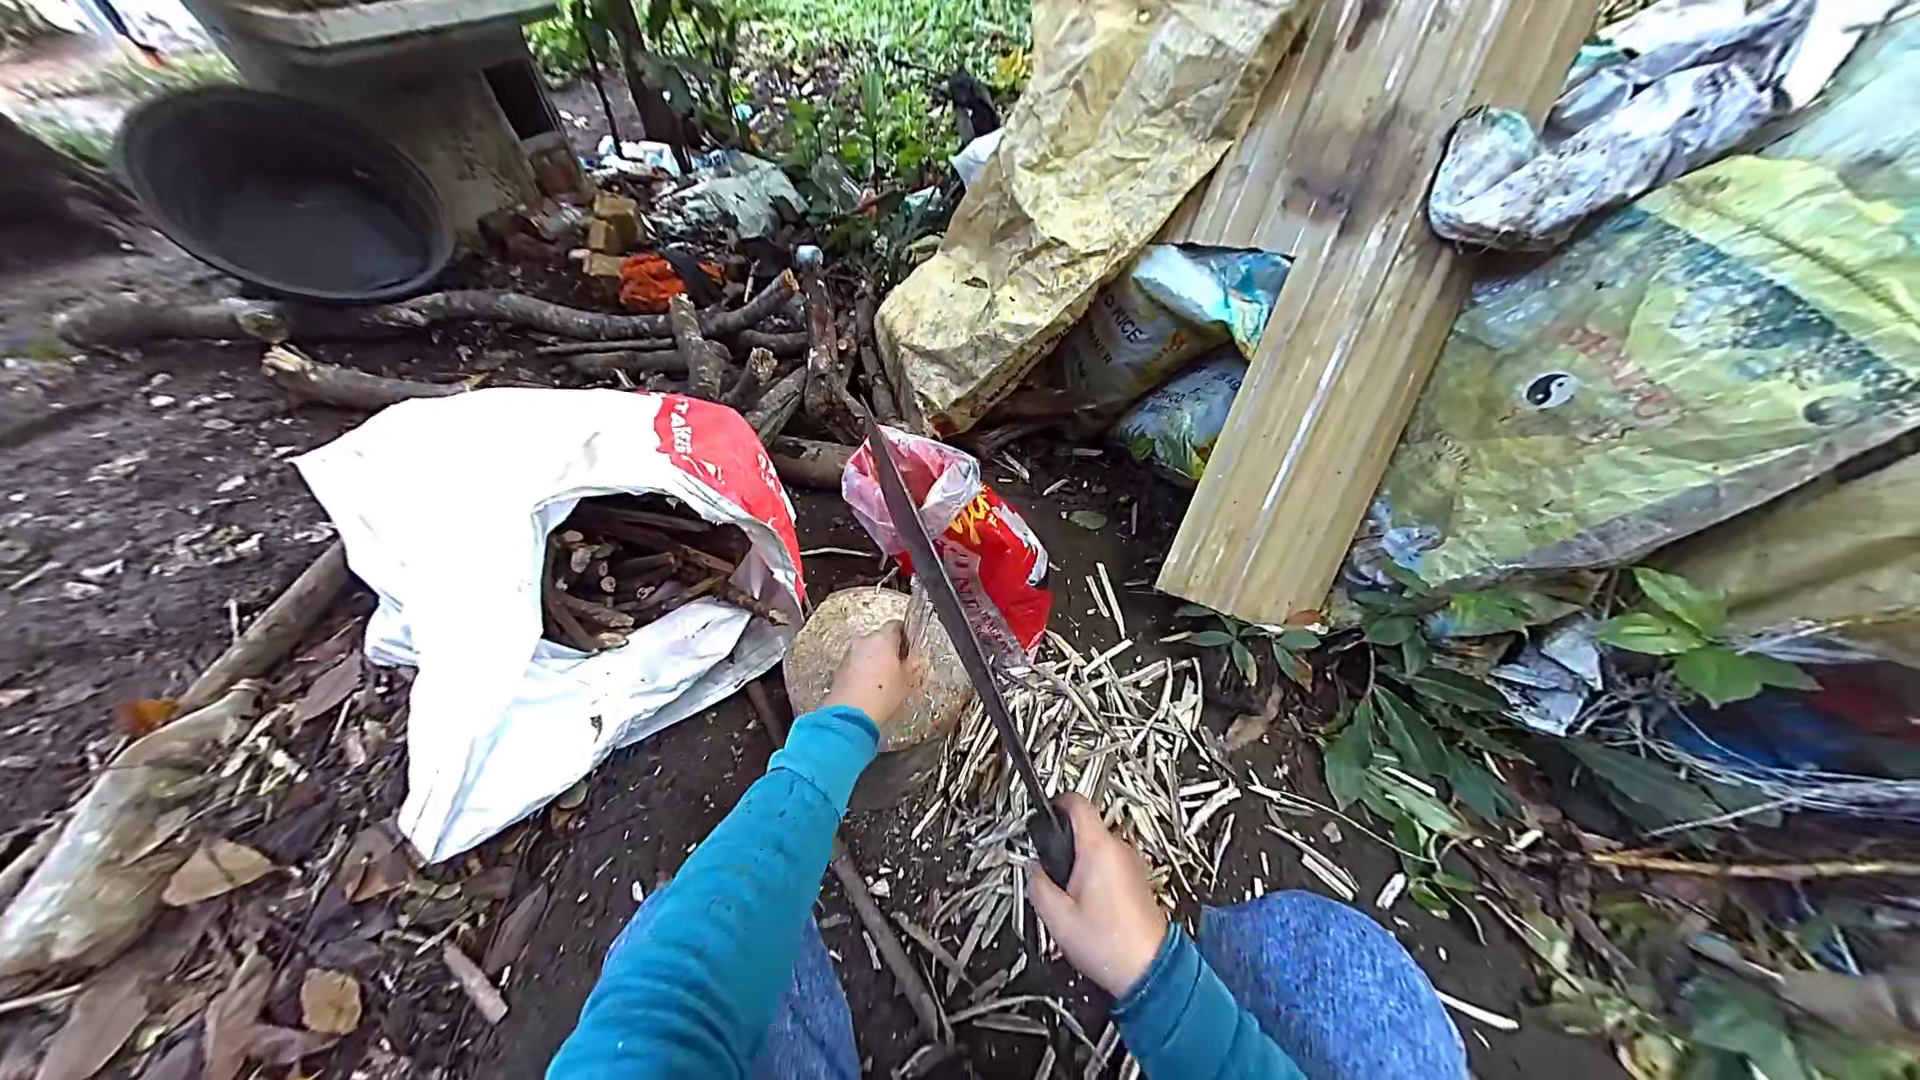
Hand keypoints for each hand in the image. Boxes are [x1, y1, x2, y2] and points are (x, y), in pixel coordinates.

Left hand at [821, 620, 913, 726]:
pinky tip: (868, 686)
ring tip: (882, 680)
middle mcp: (865, 641)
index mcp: (883, 638)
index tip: (908, 650)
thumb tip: (911, 661)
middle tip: (897, 667)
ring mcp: (850, 653)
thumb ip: (909, 666)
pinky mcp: (840, 666)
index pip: (896, 626)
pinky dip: (862, 669)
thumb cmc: (882, 694)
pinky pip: (856, 662)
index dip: (904, 636)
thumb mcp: (905, 680)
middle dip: (888, 649)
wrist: (851, 713)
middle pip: (880, 638)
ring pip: (866, 650)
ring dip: (874, 659)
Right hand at [1028, 793, 1167, 996]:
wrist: (1149, 971)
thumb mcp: (1057, 916)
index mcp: (1097, 848)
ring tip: (1070, 893)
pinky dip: (1095, 872)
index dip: (1055, 802)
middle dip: (1064, 842)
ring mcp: (1130, 862)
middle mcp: (1117, 848)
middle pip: (1084, 825)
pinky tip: (1088, 902)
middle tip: (1052, 868)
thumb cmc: (1109, 945)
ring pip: (1096, 845)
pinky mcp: (1136, 877)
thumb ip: (1037, 883)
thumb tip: (1033, 868)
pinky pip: (1109, 861)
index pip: (1076, 802)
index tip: (1044, 814)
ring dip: (1080, 860)